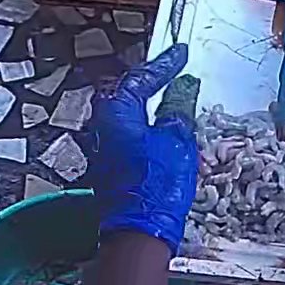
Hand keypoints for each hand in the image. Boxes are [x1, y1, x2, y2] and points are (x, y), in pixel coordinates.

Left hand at [90, 44, 197, 252]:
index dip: (165, 64)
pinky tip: (167, 139)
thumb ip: (177, 111)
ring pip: (132, 118)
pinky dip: (150, 133)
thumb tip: (181, 93)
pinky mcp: (110, 166)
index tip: (180, 53)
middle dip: (153, 86)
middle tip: (173, 75)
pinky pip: (131, 138)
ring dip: (154, 113)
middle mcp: (103, 126)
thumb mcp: (177, 142)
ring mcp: (104, 148)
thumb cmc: (156, 187)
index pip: (142, 77)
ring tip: (177, 110)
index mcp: (116, 111)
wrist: (138, 231)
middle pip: (131, 95)